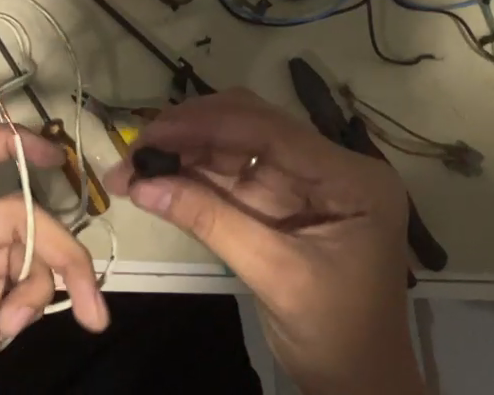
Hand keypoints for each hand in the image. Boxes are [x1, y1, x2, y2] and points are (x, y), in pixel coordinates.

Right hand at [100, 88, 422, 394]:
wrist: (361, 385)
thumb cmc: (337, 335)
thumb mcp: (275, 276)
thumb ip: (209, 221)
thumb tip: (139, 185)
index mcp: (351, 178)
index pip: (269, 131)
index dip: (205, 126)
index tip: (151, 134)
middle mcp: (328, 164)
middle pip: (248, 124)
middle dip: (188, 132)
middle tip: (135, 150)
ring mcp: (302, 177)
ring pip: (232, 141)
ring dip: (182, 149)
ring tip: (132, 166)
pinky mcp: (279, 194)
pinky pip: (228, 169)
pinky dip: (190, 171)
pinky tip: (154, 178)